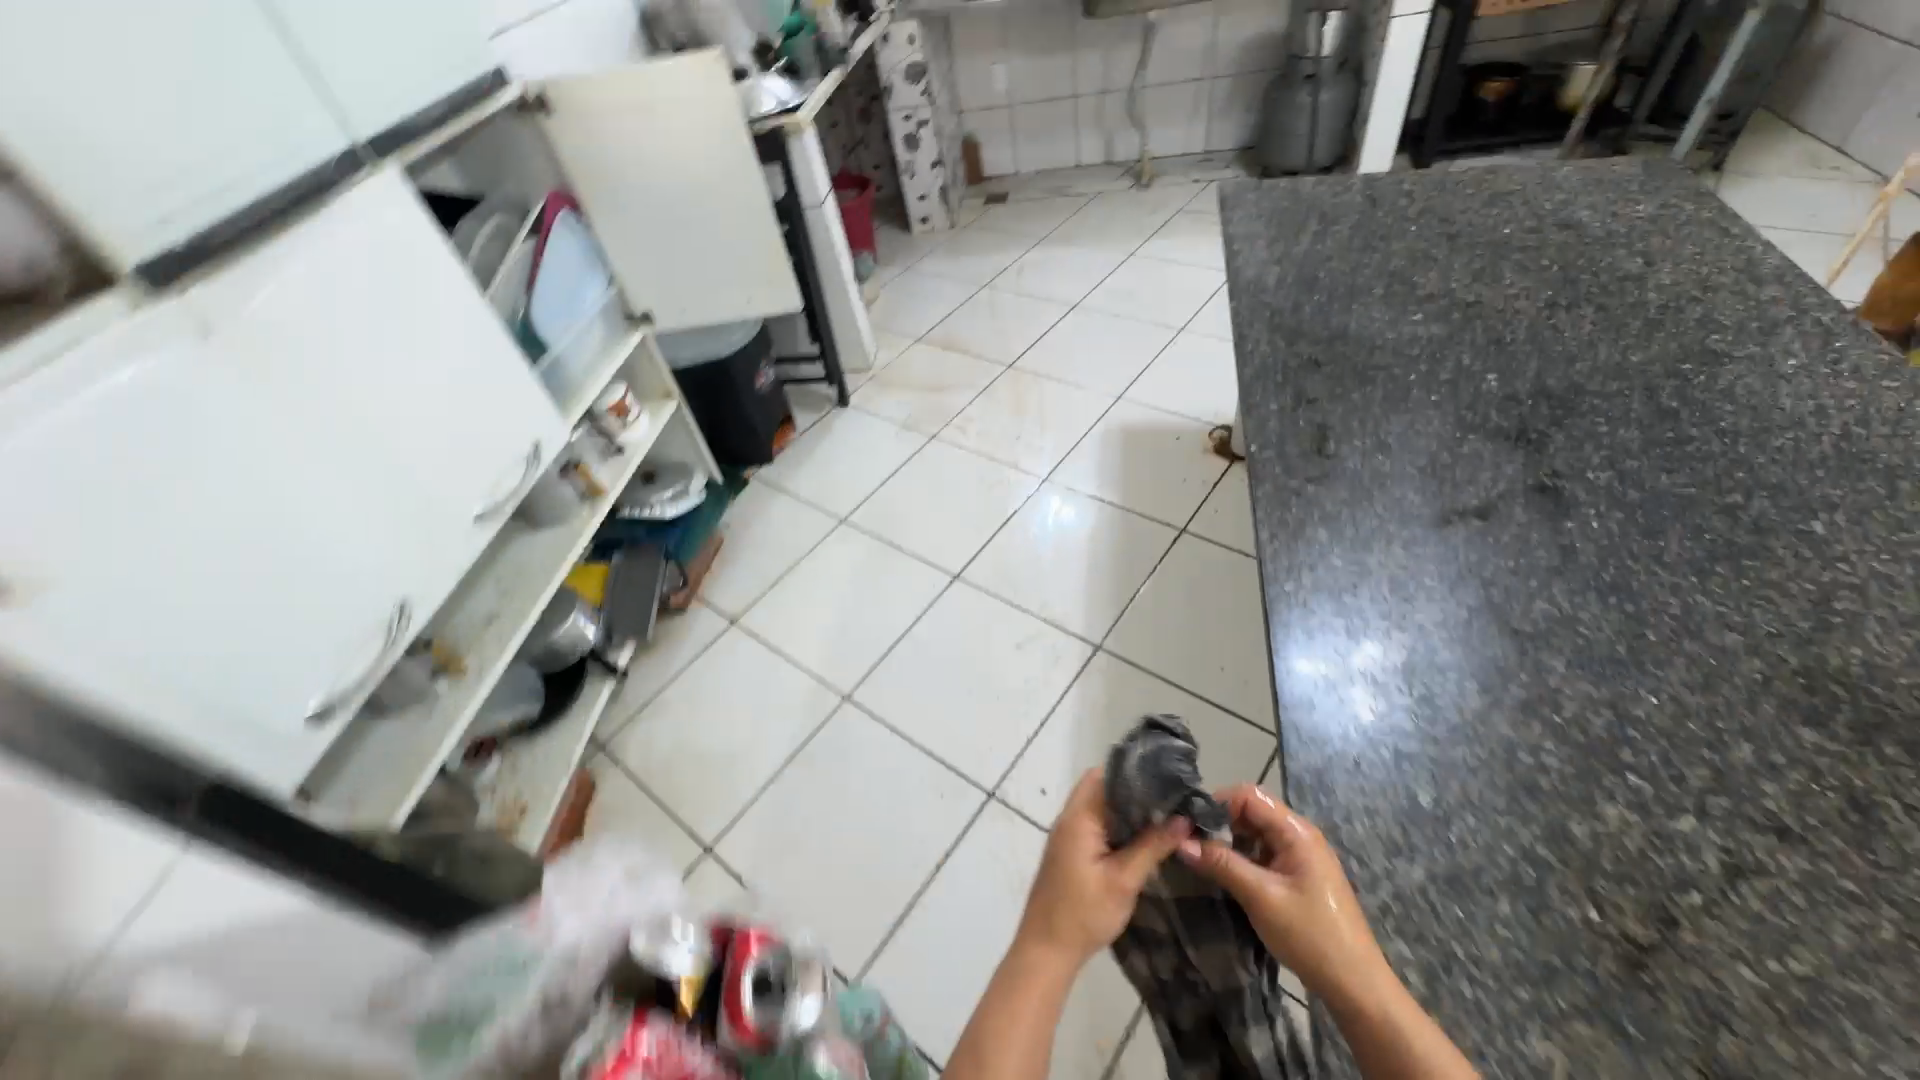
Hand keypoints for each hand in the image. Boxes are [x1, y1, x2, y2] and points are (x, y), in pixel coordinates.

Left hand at [1014, 769, 1189, 967]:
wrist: (1046, 950)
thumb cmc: (1084, 914)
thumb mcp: (1124, 880)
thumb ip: (1153, 846)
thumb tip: (1184, 818)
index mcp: (1078, 818)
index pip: (1104, 776)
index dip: (1135, 773)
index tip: (1167, 778)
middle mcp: (1069, 819)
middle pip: (1102, 789)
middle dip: (1135, 791)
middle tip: (1172, 799)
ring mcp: (1068, 836)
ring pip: (1100, 808)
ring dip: (1127, 810)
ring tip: (1165, 814)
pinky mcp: (1071, 853)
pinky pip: (1097, 827)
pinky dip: (1118, 826)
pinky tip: (1144, 838)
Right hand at [1177, 784, 1392, 1004]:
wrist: (1354, 983)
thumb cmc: (1310, 935)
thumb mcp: (1261, 897)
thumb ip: (1222, 864)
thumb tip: (1180, 842)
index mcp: (1296, 832)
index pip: (1249, 796)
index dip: (1217, 803)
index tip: (1188, 824)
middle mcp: (1299, 836)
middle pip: (1252, 812)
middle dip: (1219, 822)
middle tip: (1189, 842)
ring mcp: (1300, 857)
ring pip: (1255, 834)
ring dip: (1229, 842)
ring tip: (1200, 858)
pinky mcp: (1298, 876)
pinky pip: (1263, 854)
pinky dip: (1242, 858)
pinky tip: (1223, 875)